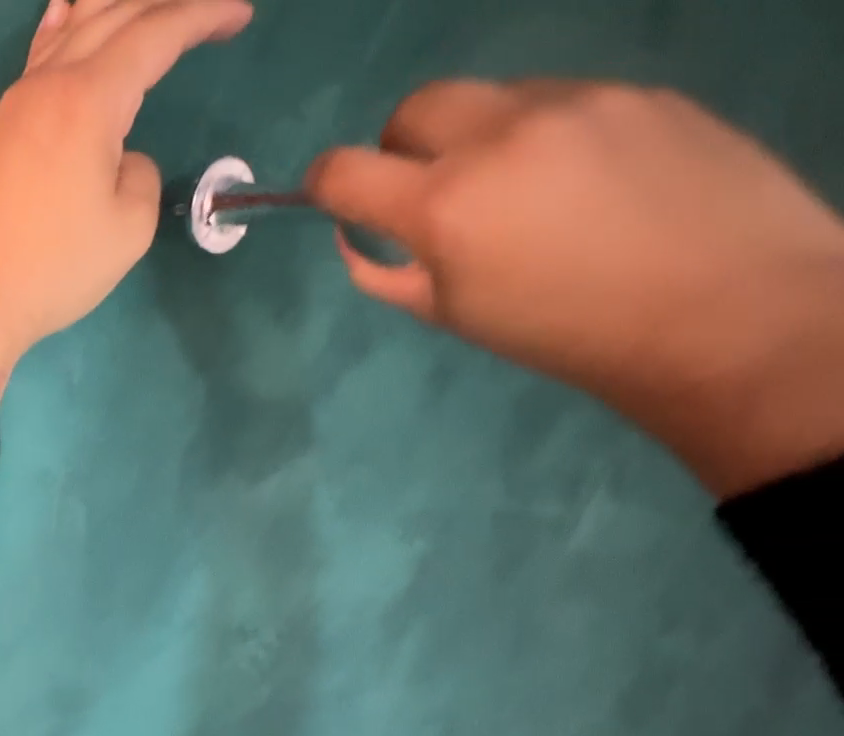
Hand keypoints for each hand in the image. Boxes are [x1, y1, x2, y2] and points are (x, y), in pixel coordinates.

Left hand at [0, 0, 253, 408]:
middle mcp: (49, 85)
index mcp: (88, 99)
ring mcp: (17, 105)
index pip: (156, 35)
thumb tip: (119, 158)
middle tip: (206, 13)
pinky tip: (66, 11)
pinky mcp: (1, 131)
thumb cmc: (54, 269)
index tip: (240, 17)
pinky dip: (62, 27)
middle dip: (166, 6)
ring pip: (71, 30)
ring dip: (114, 7)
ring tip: (146, 6)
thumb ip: (139, 175)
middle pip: (112, 17)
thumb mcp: (128, 227)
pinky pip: (39, 57)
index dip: (202, 18)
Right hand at [307, 80, 843, 495]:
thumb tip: (360, 232)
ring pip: (490, 99)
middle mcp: (499, 137)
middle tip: (432, 190)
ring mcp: (575, 105)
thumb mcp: (447, 313)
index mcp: (441, 206)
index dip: (324, 184)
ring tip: (522, 189)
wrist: (721, 311)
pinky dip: (544, 135)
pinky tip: (585, 180)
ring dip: (478, 138)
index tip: (336, 200)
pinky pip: (559, 101)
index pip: (343, 170)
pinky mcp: (636, 93)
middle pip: (413, 108)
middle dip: (402, 147)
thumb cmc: (561, 332)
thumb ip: (385, 268)